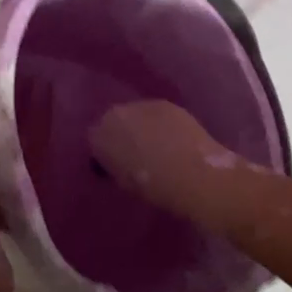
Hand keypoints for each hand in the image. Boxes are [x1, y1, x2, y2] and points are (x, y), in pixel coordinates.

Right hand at [88, 100, 230, 219]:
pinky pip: (154, 114)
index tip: (114, 165)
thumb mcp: (126, 183)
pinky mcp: (165, 104)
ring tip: (155, 146)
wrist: (196, 175)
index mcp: (101, 135)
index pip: (94, 139)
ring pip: (134, 115)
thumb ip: (115, 168)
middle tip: (134, 154)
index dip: (104, 152)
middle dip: (120, 134)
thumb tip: (115, 163)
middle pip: (113, 121)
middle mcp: (117, 113)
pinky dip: (159, 124)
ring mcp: (142, 105)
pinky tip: (171, 139)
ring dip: (139, 126)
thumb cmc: (157, 188)